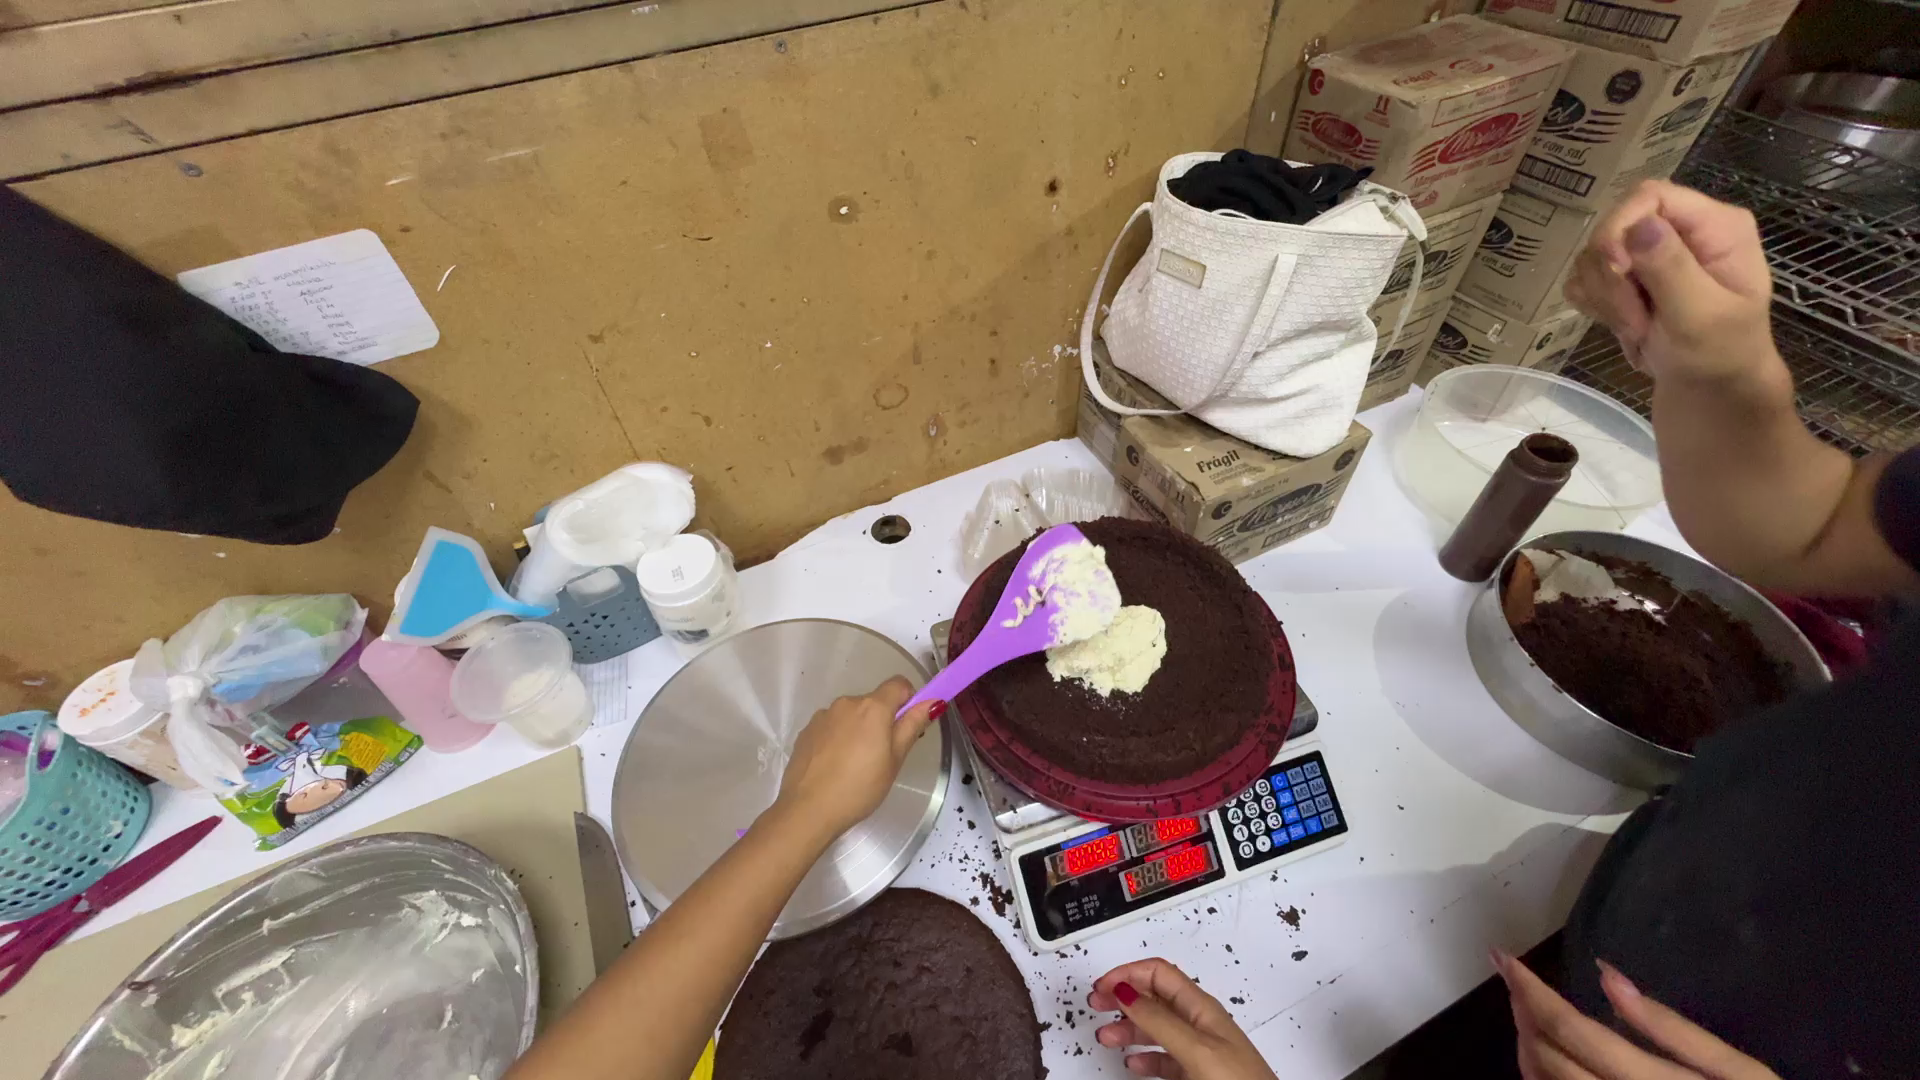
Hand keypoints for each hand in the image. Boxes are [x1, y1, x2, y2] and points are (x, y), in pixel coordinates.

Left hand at [770, 677, 940, 838]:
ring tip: (855, 765)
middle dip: (882, 720)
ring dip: (858, 729)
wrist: (807, 810)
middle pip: (873, 701)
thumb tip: (931, 701)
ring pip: (851, 715)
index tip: (908, 724)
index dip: (909, 699)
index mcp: (873, 707)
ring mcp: (823, 715)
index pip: (899, 684)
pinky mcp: (806, 731)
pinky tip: (834, 766)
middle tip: (883, 755)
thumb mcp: (894, 760)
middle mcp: (847, 703)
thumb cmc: (860, 788)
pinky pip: (831, 726)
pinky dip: (838, 738)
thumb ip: (912, 726)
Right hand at [1088, 958, 1277, 1079]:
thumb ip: (1159, 1019)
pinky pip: (1165, 1059)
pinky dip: (1145, 1059)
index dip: (1128, 973)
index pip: (1158, 972)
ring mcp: (1200, 1051)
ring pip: (1156, 1029)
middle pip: (1153, 997)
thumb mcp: (1196, 1050)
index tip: (1102, 987)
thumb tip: (1123, 989)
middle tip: (1095, 1006)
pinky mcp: (1200, 1077)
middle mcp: (1199, 1023)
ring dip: (1128, 1029)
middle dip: (1122, 997)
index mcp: (1200, 1007)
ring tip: (1106, 1039)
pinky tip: (1133, 1066)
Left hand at [1495, 949, 1781, 1079]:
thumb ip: (1675, 1029)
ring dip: (1525, 1043)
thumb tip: (1607, 974)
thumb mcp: (1743, 1074)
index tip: (1501, 955)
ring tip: (1527, 1009)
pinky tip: (1546, 1053)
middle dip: (1522, 1011)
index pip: (1569, 1029)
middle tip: (1516, 979)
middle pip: (1546, 1057)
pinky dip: (1540, 1075)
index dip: (1528, 988)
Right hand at [1564, 180, 1779, 386]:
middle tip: (1630, 314)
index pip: (1647, 197)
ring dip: (1601, 297)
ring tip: (1634, 324)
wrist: (1706, 385)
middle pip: (1610, 228)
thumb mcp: (1701, 313)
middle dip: (1608, 276)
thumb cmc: (1718, 352)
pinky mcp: (1619, 280)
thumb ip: (1672, 268)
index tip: (1616, 272)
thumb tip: (1640, 225)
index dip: (1619, 229)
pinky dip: (1590, 305)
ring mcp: (1645, 256)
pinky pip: (1580, 280)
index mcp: (1713, 227)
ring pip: (1589, 258)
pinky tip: (1619, 321)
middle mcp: (1677, 232)